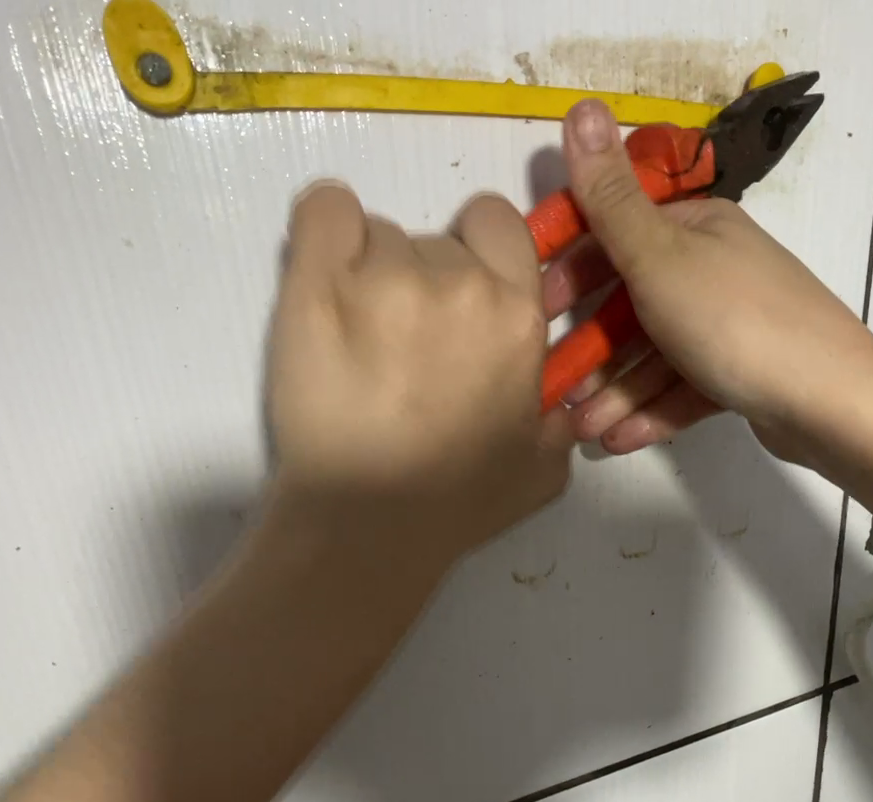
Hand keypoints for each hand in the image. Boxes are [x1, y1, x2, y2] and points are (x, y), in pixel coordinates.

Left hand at [263, 183, 574, 567]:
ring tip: (358, 337)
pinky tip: (323, 278)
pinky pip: (323, 210)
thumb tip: (553, 400)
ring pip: (379, 236)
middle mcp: (458, 282)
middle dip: (425, 280)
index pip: (499, 222)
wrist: (369, 521)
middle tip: (407, 344)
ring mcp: (384, 277)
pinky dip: (325, 232)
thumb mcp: (543, 470)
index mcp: (516, 316)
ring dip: (373, 272)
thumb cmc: (459, 502)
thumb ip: (557, 419)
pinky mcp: (316, 281)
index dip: (481, 249)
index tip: (464, 292)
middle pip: (437, 241)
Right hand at [541, 99, 872, 458]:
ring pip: (657, 355)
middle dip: (592, 350)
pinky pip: (684, 389)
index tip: (536, 310)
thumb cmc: (735, 320)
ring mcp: (730, 326)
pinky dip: (651, 412)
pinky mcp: (742, 375)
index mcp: (697, 228)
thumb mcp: (661, 256)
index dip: (571, 270)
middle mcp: (714, 271)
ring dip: (616, 391)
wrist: (829, 401)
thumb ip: (611, 198)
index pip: (618, 236)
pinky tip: (618, 442)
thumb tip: (582, 106)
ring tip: (581, 430)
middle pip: (635, 304)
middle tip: (553, 389)